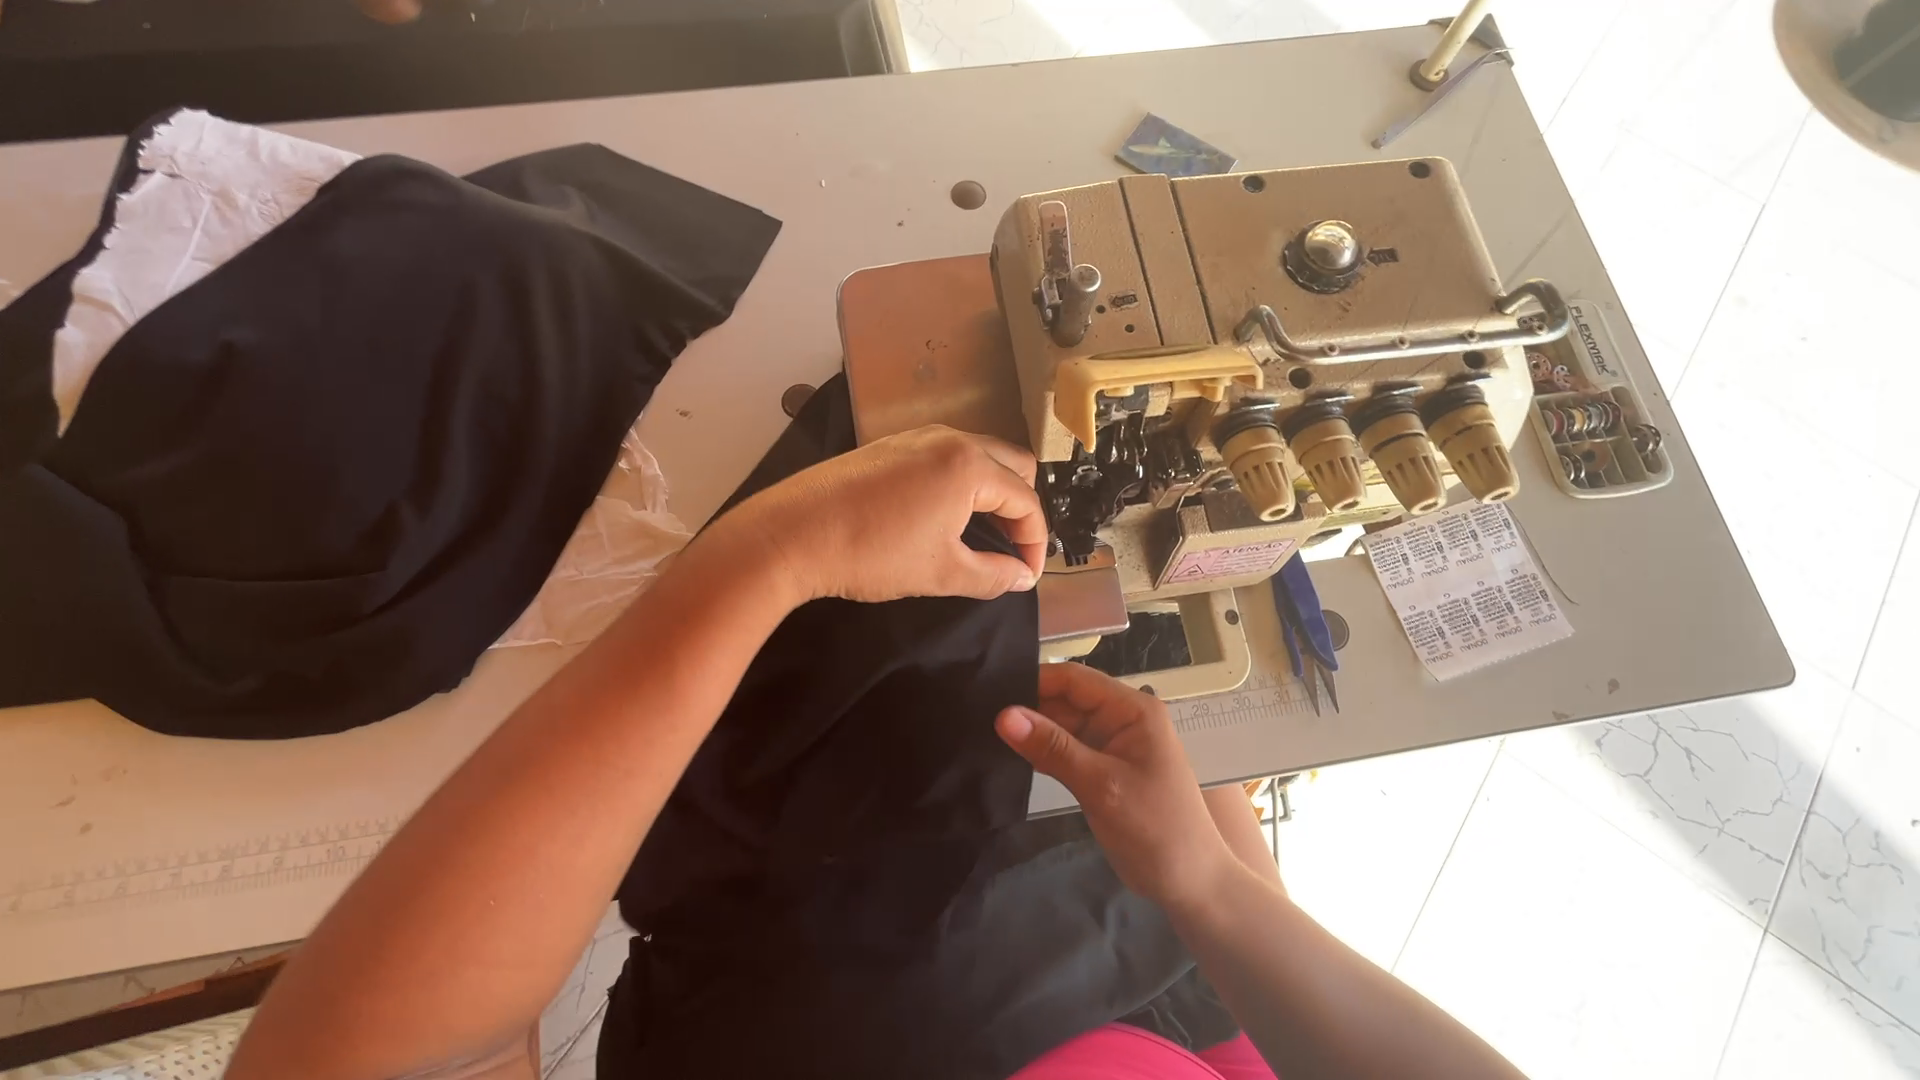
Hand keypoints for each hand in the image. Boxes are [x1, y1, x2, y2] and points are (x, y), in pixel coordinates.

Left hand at [722, 425, 1047, 603]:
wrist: (792, 534)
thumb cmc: (872, 555)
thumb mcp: (941, 573)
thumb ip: (992, 575)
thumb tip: (1021, 577)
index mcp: (970, 467)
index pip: (1026, 500)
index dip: (1035, 541)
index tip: (1027, 574)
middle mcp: (949, 439)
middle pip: (1012, 464)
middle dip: (1020, 507)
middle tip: (1009, 546)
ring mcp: (917, 436)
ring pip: (977, 455)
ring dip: (990, 490)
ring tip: (978, 532)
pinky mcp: (890, 444)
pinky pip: (944, 455)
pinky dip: (959, 481)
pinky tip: (939, 514)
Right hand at [995, 662, 1238, 914]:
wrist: (1192, 884)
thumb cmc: (1155, 828)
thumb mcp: (1101, 786)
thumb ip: (1052, 748)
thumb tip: (1002, 715)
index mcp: (1131, 708)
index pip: (1073, 678)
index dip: (1032, 680)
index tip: (986, 690)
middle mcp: (1120, 717)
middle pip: (1065, 698)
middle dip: (1026, 704)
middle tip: (974, 712)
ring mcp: (1110, 744)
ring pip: (1061, 724)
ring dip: (1029, 728)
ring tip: (980, 728)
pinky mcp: (1100, 769)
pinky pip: (1064, 748)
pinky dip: (1040, 750)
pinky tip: (1005, 753)